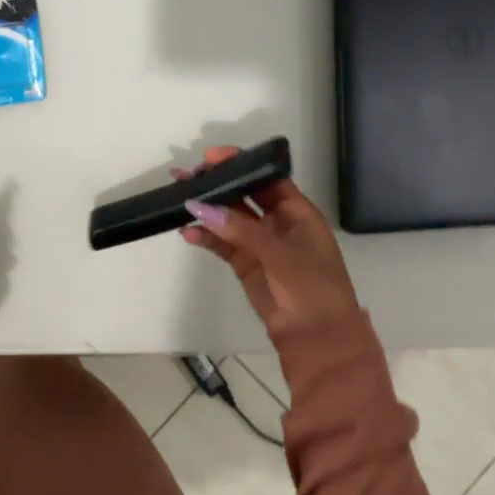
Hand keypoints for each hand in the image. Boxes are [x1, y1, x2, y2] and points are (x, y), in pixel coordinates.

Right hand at [174, 146, 359, 340]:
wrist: (317, 337)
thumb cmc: (312, 289)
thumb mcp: (281, 256)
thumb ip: (240, 230)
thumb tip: (199, 207)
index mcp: (297, 213)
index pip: (266, 179)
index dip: (241, 165)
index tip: (211, 157)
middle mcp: (277, 223)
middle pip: (243, 194)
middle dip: (217, 184)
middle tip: (187, 176)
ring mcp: (259, 243)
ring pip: (227, 218)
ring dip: (205, 208)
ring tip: (177, 199)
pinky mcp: (244, 263)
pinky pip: (220, 243)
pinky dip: (204, 236)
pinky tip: (186, 232)